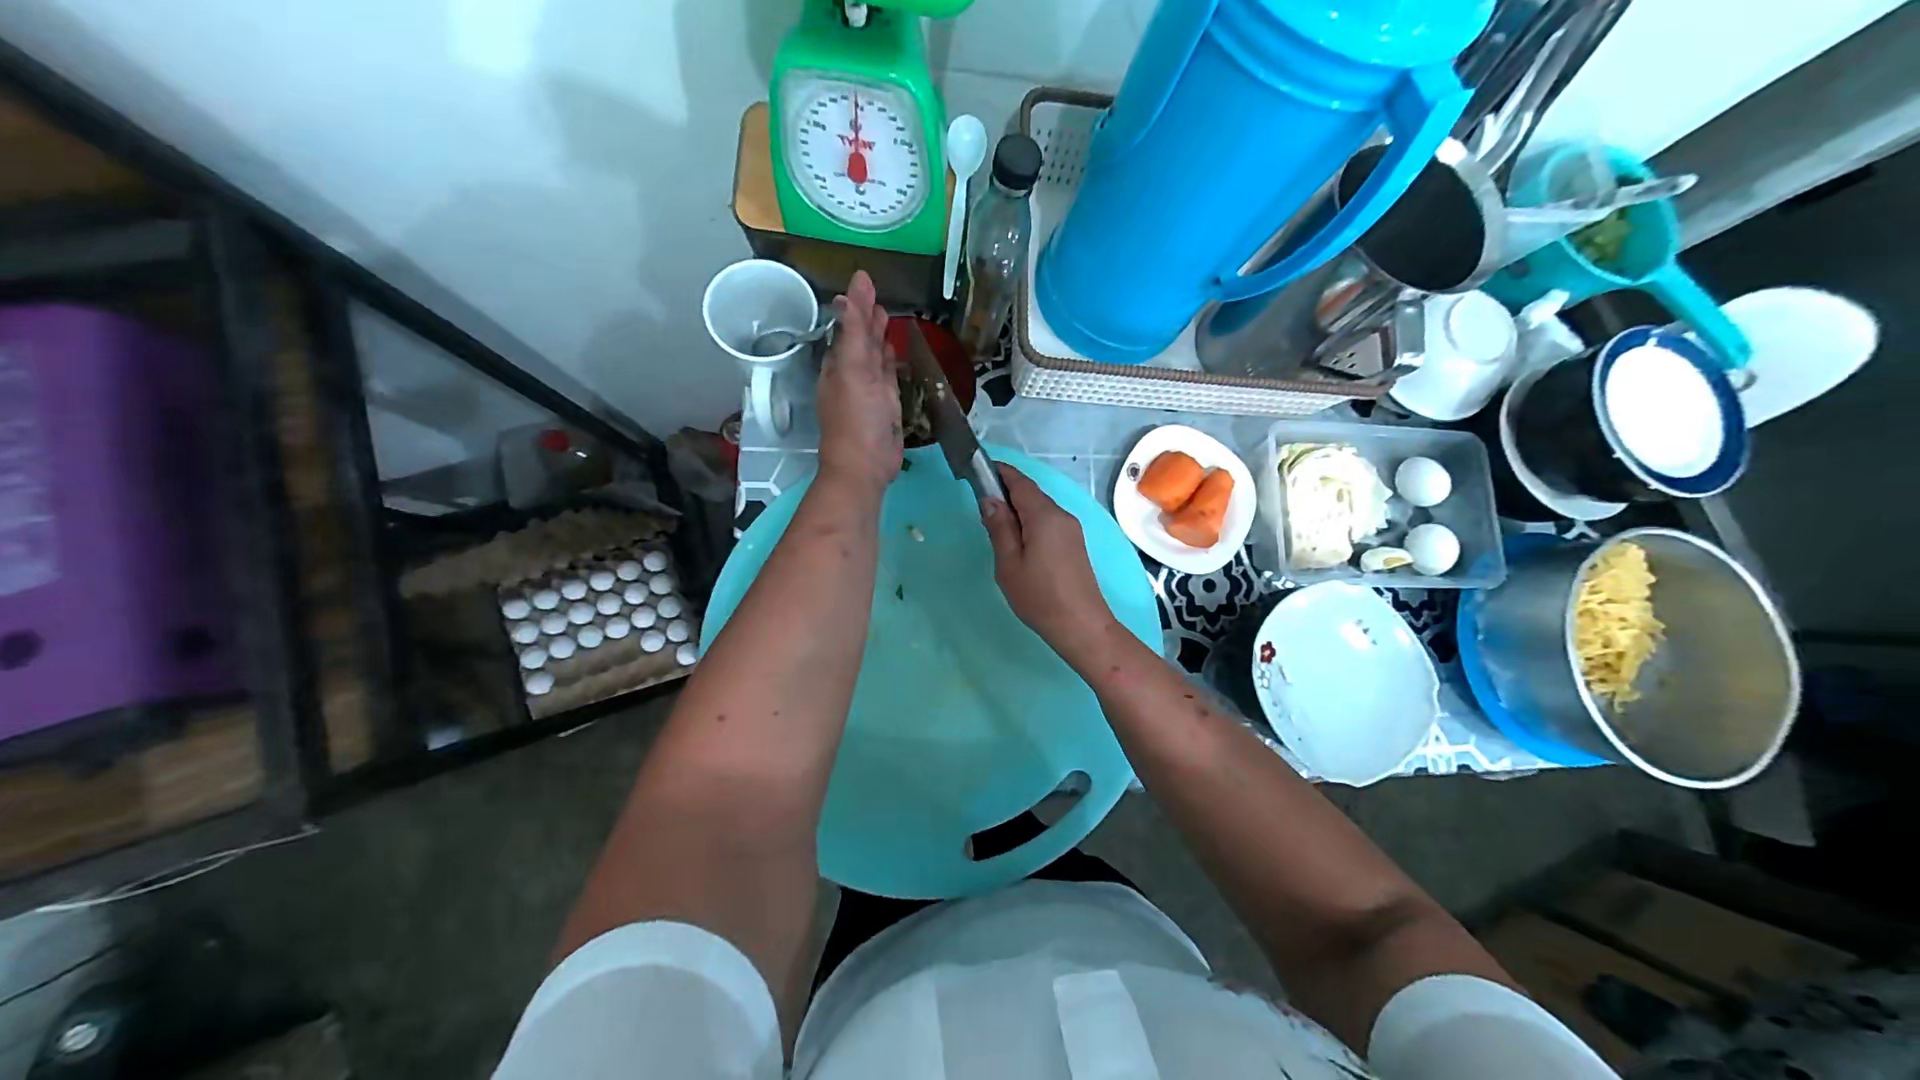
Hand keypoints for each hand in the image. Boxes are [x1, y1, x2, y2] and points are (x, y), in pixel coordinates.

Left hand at [815, 271, 900, 495]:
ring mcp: (870, 390)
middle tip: (877, 292)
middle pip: (860, 338)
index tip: (864, 280)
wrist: (865, 465)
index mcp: (839, 364)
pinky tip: (894, 351)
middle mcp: (853, 374)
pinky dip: (890, 360)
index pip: (847, 326)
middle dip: (867, 317)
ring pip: (875, 356)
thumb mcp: (853, 369)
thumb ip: (853, 331)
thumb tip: (848, 292)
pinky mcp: (887, 404)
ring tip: (887, 314)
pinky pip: (888, 375)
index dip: (855, 305)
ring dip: (879, 336)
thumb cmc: (856, 419)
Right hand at [979, 464, 1122, 663]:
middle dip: (1007, 493)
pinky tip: (1018, 542)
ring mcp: (1071, 530)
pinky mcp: (1074, 544)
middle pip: (1031, 494)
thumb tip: (990, 499)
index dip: (1000, 473)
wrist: (1081, 626)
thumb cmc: (1039, 596)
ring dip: (1018, 510)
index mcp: (1044, 515)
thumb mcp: (1009, 563)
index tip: (979, 471)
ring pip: (1040, 509)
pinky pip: (1049, 523)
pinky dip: (1030, 523)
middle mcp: (1061, 515)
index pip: (1020, 482)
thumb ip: (999, 527)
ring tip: (996, 529)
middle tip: (982, 508)